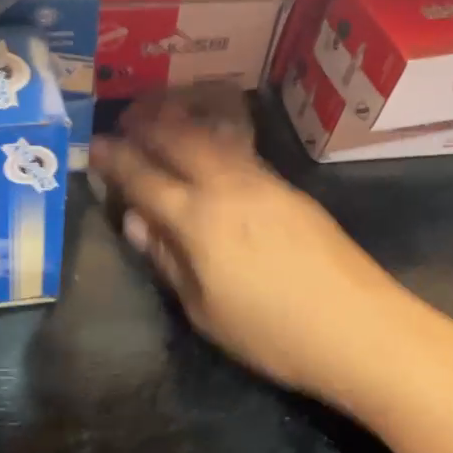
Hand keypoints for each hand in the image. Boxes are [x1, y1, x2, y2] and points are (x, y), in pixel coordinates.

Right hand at [92, 101, 452, 405]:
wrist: (360, 328)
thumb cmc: (272, 334)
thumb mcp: (204, 311)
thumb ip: (167, 261)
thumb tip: (137, 223)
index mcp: (197, 220)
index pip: (143, 178)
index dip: (114, 160)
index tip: (93, 147)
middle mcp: (226, 187)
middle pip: (177, 139)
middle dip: (145, 125)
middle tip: (125, 122)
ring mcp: (262, 181)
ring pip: (211, 136)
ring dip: (180, 122)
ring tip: (159, 119)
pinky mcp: (288, 187)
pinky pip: (238, 149)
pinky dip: (211, 137)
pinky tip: (207, 145)